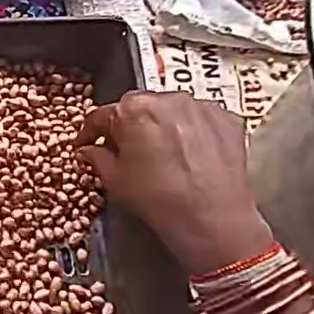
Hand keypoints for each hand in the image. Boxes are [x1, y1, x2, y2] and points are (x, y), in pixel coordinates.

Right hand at [74, 91, 273, 274]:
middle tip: (124, 150)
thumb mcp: (113, 179)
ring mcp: (200, 106)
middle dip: (128, 126)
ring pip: (169, 111)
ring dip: (159, 127)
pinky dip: (189, 132)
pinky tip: (185, 155)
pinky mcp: (226, 117)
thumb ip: (96, 157)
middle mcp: (166, 99)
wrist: (209, 213)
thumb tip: (91, 150)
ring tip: (159, 154)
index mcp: (132, 110)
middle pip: (137, 107)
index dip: (90, 133)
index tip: (87, 144)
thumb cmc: (157, 196)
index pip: (101, 116)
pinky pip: (198, 119)